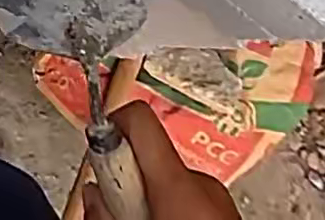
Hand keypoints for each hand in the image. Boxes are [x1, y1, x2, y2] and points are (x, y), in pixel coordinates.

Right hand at [87, 102, 239, 219]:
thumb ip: (106, 207)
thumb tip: (93, 190)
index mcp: (177, 181)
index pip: (139, 116)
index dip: (112, 123)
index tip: (98, 147)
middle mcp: (203, 182)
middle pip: (151, 152)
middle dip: (131, 172)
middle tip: (120, 203)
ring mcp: (222, 199)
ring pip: (172, 176)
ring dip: (153, 192)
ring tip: (147, 219)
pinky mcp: (231, 213)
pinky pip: (192, 195)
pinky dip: (177, 206)